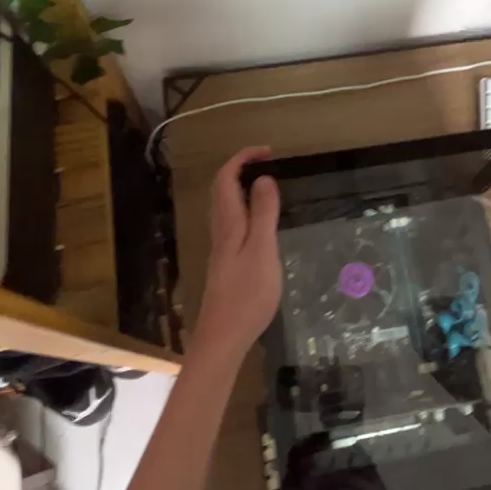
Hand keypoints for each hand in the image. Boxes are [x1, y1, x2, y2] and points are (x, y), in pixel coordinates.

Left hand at [192, 146, 282, 361]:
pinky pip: (233, 222)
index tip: (268, 152)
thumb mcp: (263, 250)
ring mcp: (221, 247)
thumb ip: (264, 213)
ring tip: (268, 186)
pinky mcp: (226, 262)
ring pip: (226, 206)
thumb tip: (264, 178)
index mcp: (229, 223)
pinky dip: (247, 209)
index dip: (242, 158)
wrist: (223, 337)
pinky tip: (263, 222)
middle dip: (241, 168)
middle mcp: (221, 230)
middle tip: (269, 164)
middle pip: (222, 189)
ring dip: (242, 188)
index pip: (226, 177)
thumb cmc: (247, 294)